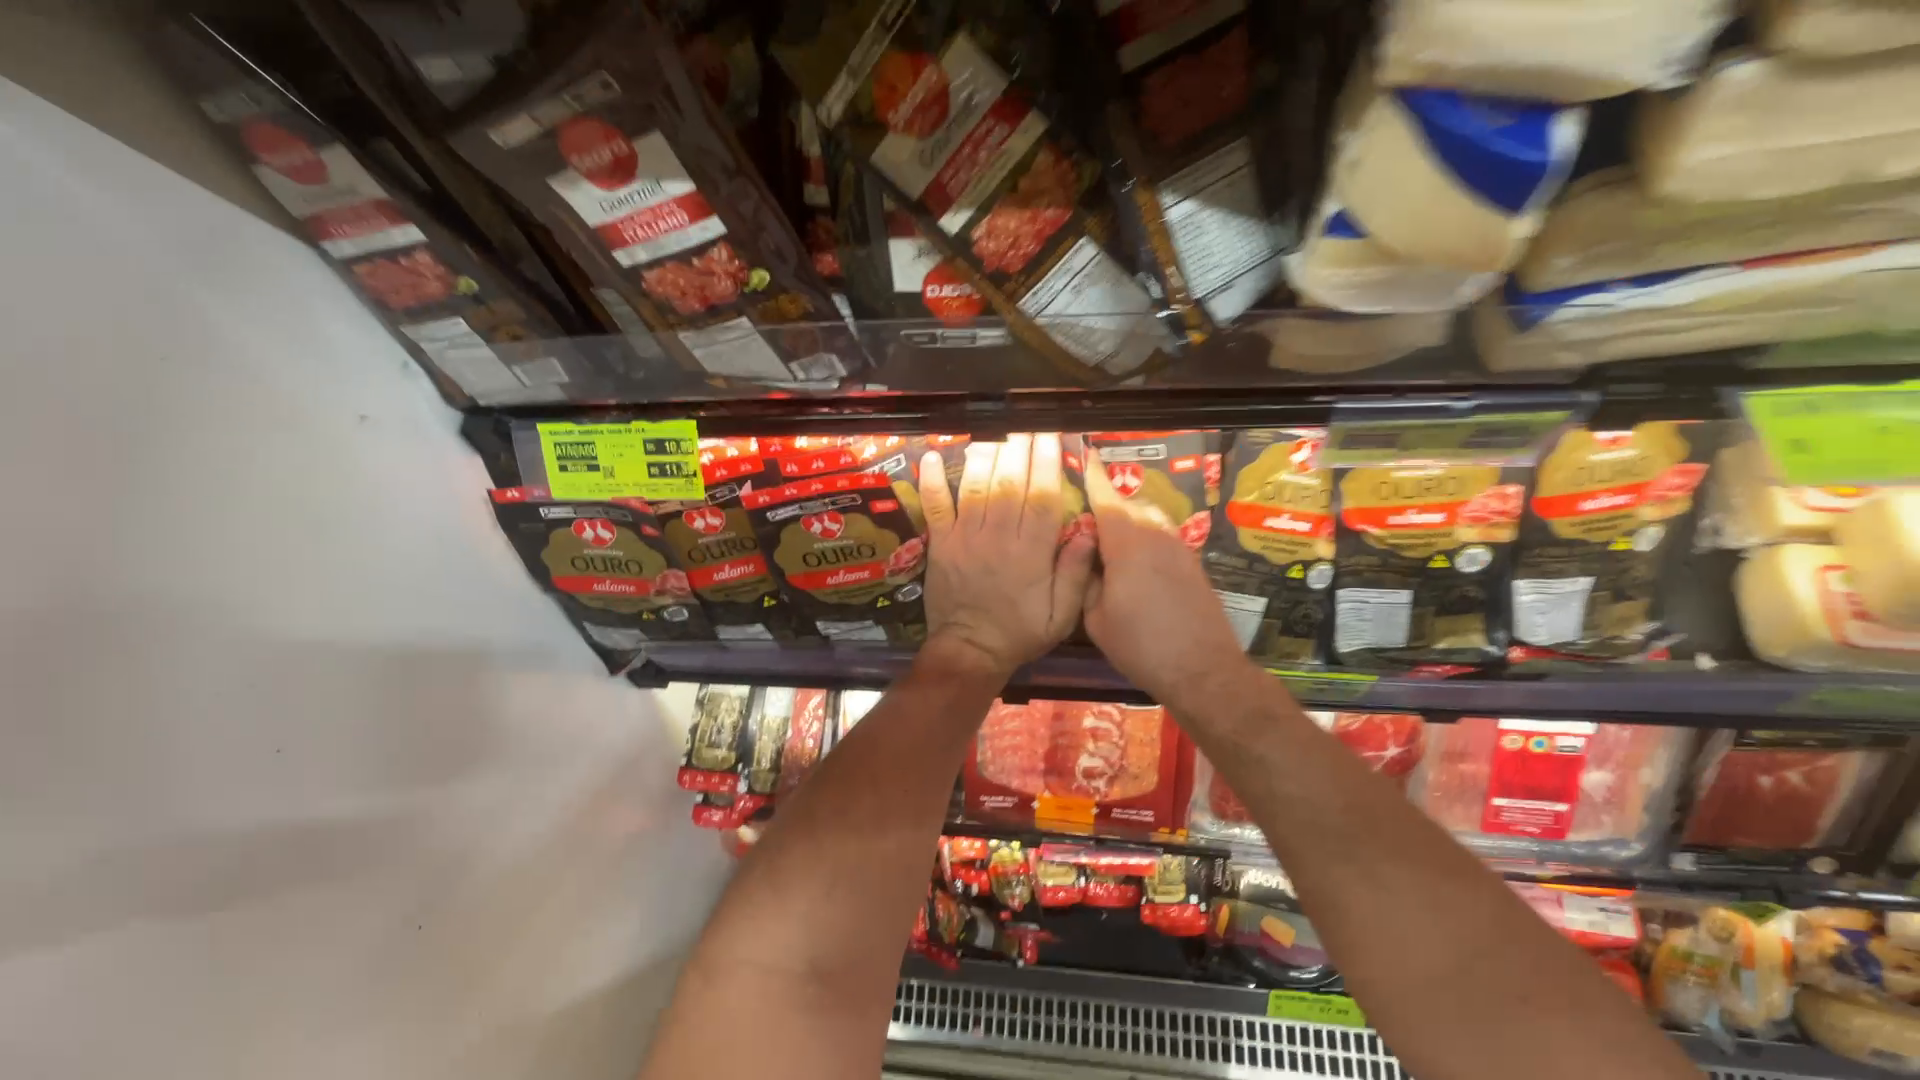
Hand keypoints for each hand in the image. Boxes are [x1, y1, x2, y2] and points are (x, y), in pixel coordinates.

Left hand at [917, 434, 1096, 678]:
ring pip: (975, 486)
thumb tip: (1089, 529)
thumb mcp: (1062, 615)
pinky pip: (934, 506)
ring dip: (984, 455)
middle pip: (1010, 483)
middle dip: (1019, 449)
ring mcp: (965, 538)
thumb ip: (1076, 572)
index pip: (1042, 497)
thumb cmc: (1021, 632)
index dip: (1048, 463)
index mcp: (1031, 552)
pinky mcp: (940, 543)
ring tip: (994, 432)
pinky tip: (933, 455)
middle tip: (1026, 423)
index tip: (1052, 436)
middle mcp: (998, 537)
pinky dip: (931, 480)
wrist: (970, 651)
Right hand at [1080, 445, 1250, 709]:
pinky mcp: (1190, 562)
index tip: (1080, 451)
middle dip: (1105, 500)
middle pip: (1127, 503)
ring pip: (1146, 518)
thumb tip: (1084, 557)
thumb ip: (1086, 579)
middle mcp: (1155, 534)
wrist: (1202, 669)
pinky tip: (1129, 560)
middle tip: (1080, 511)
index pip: (1105, 495)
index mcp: (1127, 542)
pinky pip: (1159, 535)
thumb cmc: (1141, 645)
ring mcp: (1178, 546)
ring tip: (1103, 537)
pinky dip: (1141, 536)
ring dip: (1126, 519)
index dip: (1090, 473)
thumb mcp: (1094, 618)